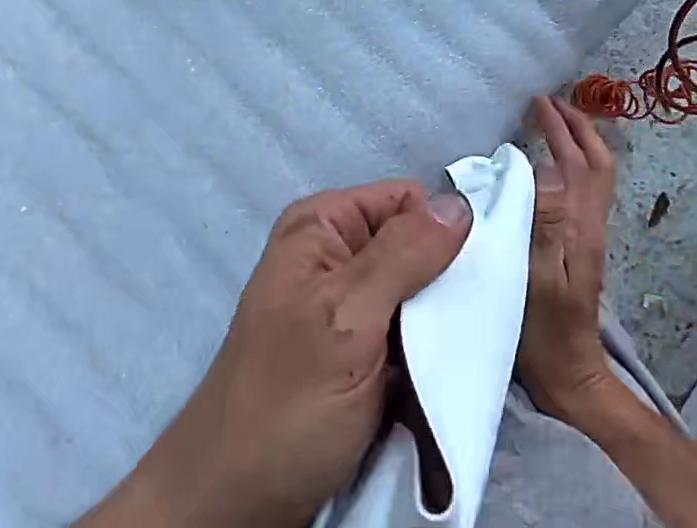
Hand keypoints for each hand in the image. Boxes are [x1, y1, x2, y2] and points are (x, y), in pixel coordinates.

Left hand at [79, 180, 472, 527]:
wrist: (234, 512)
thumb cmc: (282, 410)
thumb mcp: (345, 320)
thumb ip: (403, 257)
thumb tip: (462, 205)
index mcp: (323, 227)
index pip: (412, 200)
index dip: (442, 234)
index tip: (461, 281)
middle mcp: (339, 256)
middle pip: (422, 243)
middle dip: (446, 280)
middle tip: (456, 323)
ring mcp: (352, 305)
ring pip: (426, 289)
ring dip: (443, 319)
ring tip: (448, 353)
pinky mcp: (366, 350)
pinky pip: (419, 328)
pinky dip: (434, 347)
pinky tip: (438, 369)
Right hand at [517, 95, 621, 427]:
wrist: (569, 374)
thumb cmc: (545, 331)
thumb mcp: (538, 279)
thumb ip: (546, 224)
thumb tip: (551, 167)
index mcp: (580, 226)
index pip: (578, 163)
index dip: (561, 129)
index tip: (540, 103)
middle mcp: (590, 223)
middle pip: (597, 162)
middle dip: (577, 126)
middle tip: (551, 103)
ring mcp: (588, 234)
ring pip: (595, 174)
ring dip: (579, 141)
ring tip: (555, 123)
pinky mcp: (581, 246)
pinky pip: (584, 189)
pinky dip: (574, 163)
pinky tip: (554, 165)